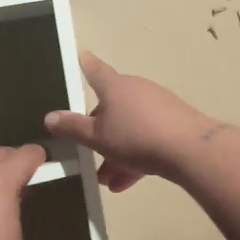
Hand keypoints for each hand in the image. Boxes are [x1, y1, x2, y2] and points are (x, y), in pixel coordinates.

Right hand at [43, 52, 216, 191]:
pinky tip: (127, 184)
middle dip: (99, 134)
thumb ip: (73, 128)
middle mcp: (136, 90)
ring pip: (130, 128)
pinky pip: (147, 138)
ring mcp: (158, 105)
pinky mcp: (174, 122)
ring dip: (117, 153)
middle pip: (111, 109)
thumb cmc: (135, 137)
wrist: (190, 149)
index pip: (95, 70)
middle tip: (90, 157)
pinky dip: (135, 157)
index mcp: (114, 87)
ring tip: (108, 181)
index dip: (86, 64)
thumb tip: (50, 117)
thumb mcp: (97, 137)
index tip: (82, 55)